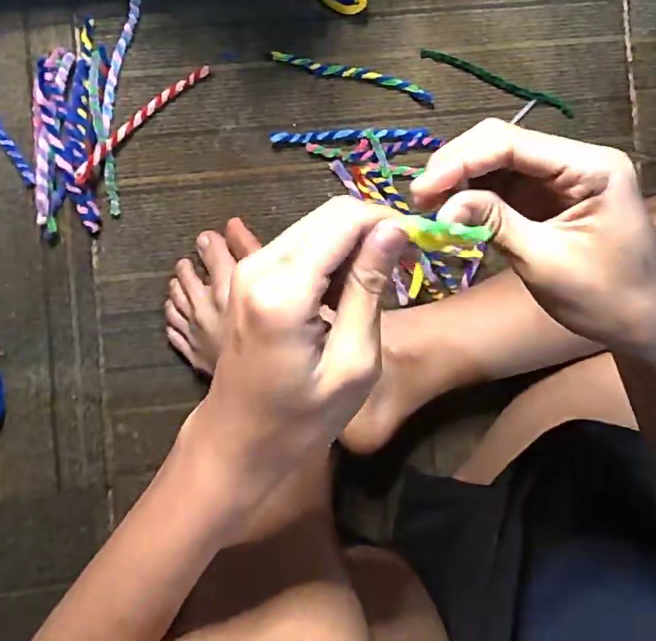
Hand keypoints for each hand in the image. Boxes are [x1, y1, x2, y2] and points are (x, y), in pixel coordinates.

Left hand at [180, 197, 409, 495]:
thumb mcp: (353, 362)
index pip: (344, 220)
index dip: (387, 221)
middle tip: (400, 268)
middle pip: (329, 213)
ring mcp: (248, 266)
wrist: (237, 442)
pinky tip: (342, 293)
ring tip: (372, 288)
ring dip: (351, 242)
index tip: (418, 244)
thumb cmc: (302, 420)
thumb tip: (394, 227)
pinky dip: (330, 254)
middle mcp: (259, 265)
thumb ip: (369, 286)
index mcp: (283, 290)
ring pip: (315, 223)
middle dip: (371, 228)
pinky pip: (299, 241)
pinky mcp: (248, 272)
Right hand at [411, 119, 655, 357]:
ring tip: (429, 204)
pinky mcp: (548, 192)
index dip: (462, 160)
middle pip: (502, 142)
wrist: (646, 327)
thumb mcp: (547, 263)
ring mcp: (561, 174)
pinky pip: (503, 180)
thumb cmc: (607, 299)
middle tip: (420, 198)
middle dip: (457, 165)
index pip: (513, 143)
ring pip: (496, 158)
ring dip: (461, 177)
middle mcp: (576, 159)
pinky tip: (452, 207)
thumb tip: (442, 207)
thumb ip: (495, 224)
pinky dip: (474, 192)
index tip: (423, 189)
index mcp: (591, 166)